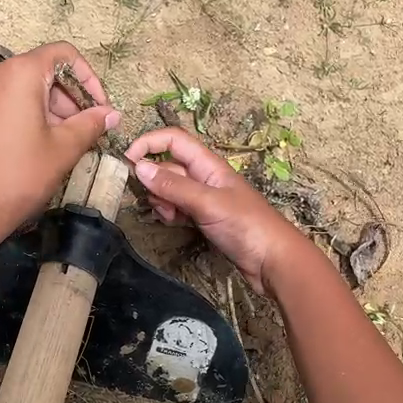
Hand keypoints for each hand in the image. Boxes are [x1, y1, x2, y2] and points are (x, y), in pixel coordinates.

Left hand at [0, 42, 120, 226]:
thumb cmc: (17, 175)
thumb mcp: (63, 149)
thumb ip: (90, 124)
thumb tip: (111, 114)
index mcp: (18, 72)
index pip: (63, 55)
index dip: (88, 79)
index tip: (99, 108)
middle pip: (39, 71)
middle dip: (66, 98)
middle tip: (82, 130)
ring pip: (18, 87)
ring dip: (44, 107)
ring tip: (57, 142)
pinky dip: (18, 113)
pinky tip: (27, 144)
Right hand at [123, 127, 306, 293]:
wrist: (274, 262)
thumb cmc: (247, 227)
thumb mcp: (208, 203)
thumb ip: (174, 186)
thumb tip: (139, 167)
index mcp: (209, 164)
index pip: (173, 139)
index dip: (149, 143)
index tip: (128, 161)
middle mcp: (205, 176)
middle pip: (168, 165)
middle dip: (153, 179)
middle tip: (153, 201)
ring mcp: (204, 198)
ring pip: (170, 189)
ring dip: (161, 199)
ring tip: (168, 215)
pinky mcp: (204, 218)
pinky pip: (178, 207)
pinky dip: (170, 212)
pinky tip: (174, 223)